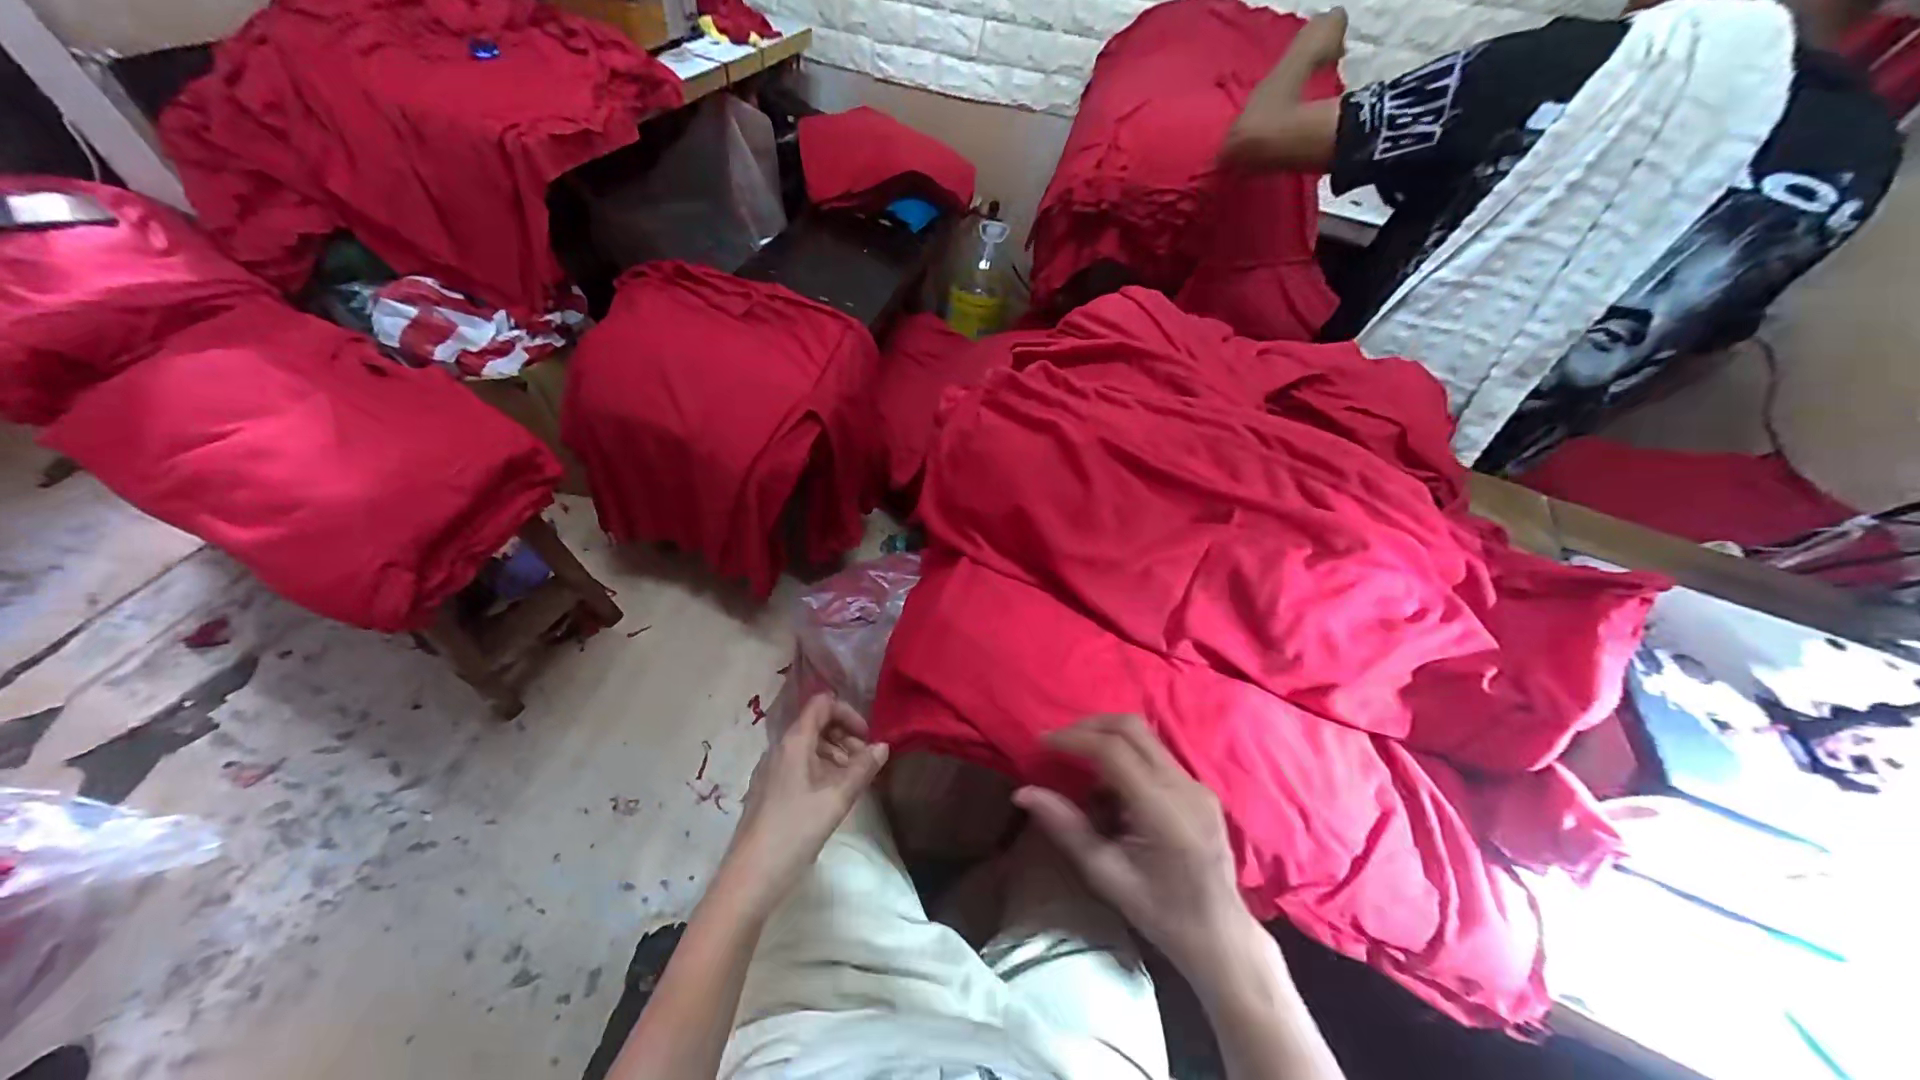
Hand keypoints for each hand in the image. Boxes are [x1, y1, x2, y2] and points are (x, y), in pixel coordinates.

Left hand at [718, 693, 888, 914]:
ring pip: (808, 747)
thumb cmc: (795, 830)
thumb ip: (863, 768)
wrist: (750, 877)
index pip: (822, 704)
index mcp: (793, 742)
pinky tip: (833, 796)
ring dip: (835, 754)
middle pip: (816, 724)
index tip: (867, 738)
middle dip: (845, 736)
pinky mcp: (769, 791)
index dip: (848, 713)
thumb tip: (883, 746)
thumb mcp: (837, 798)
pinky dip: (821, 770)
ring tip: (853, 781)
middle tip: (865, 763)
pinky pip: (799, 766)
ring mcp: (771, 770)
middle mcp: (779, 748)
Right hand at [1013, 714, 1254, 973]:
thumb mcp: (1105, 874)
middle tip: (1058, 744)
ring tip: (1079, 767)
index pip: (1113, 750)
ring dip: (1107, 739)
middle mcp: (1184, 786)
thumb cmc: (1159, 913)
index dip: (1073, 739)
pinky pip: (1156, 755)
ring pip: (1145, 737)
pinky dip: (1126, 756)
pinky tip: (1110, 789)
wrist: (1219, 936)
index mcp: (1163, 810)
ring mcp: (1197, 784)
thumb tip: (1024, 792)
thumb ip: (1065, 827)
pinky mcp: (1200, 789)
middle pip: (1132, 728)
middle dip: (1089, 727)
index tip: (1041, 743)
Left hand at [1299, 7, 1347, 65]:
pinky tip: (1307, 53)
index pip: (1342, 17)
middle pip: (1327, 21)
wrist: (1301, 60)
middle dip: (1327, 31)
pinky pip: (1306, 36)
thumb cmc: (1324, 53)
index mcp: (1338, 15)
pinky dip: (1307, 42)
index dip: (1340, 28)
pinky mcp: (1298, 33)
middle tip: (1327, 44)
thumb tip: (1340, 49)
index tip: (1338, 39)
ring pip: (1315, 28)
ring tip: (1317, 51)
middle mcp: (1323, 15)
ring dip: (1316, 36)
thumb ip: (1340, 47)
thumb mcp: (1338, 52)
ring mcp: (1309, 23)